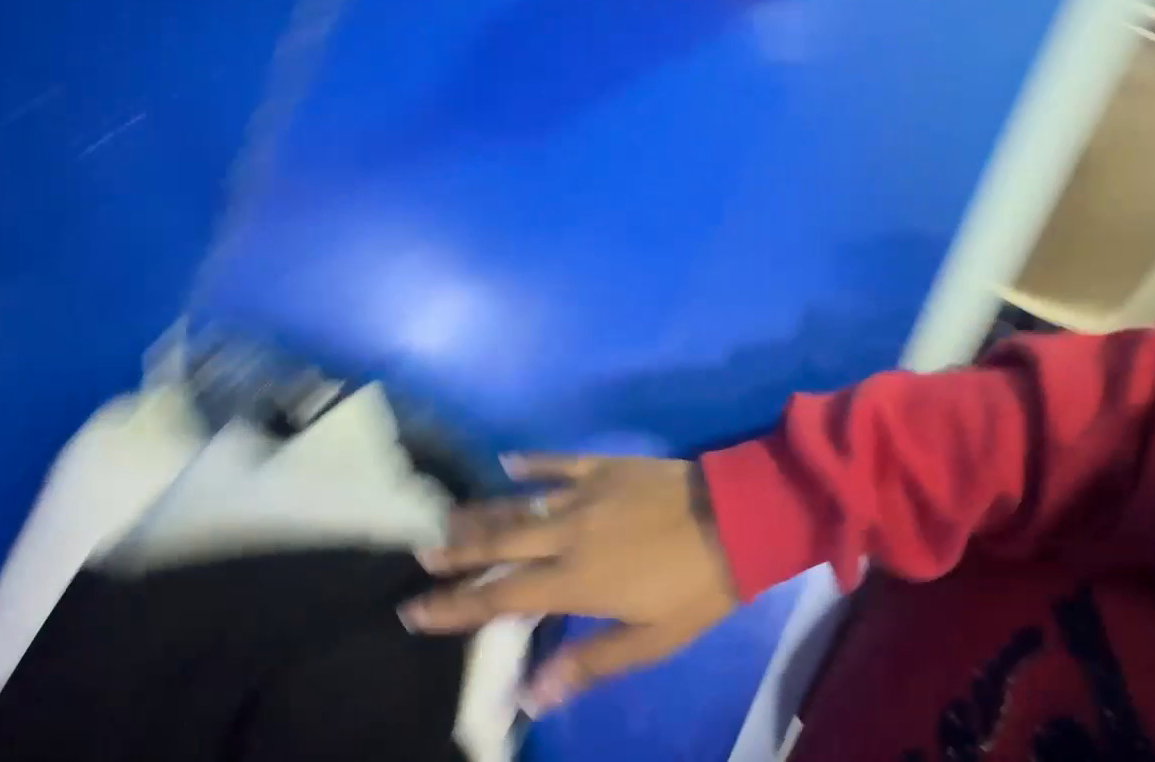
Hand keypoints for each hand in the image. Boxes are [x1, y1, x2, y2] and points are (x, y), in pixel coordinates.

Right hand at [397, 454, 738, 714]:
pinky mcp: (608, 466)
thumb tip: (532, 694)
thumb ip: (590, 662)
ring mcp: (587, 493)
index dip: (456, 606)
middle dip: (458, 551)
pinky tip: (509, 460)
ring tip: (450, 516)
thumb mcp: (651, 640)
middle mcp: (569, 533)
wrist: (738, 519)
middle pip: (501, 543)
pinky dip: (534, 462)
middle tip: (423, 553)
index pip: (501, 596)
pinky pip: (561, 461)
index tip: (415, 609)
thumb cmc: (696, 588)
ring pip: (522, 502)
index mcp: (575, 580)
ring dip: (484, 511)